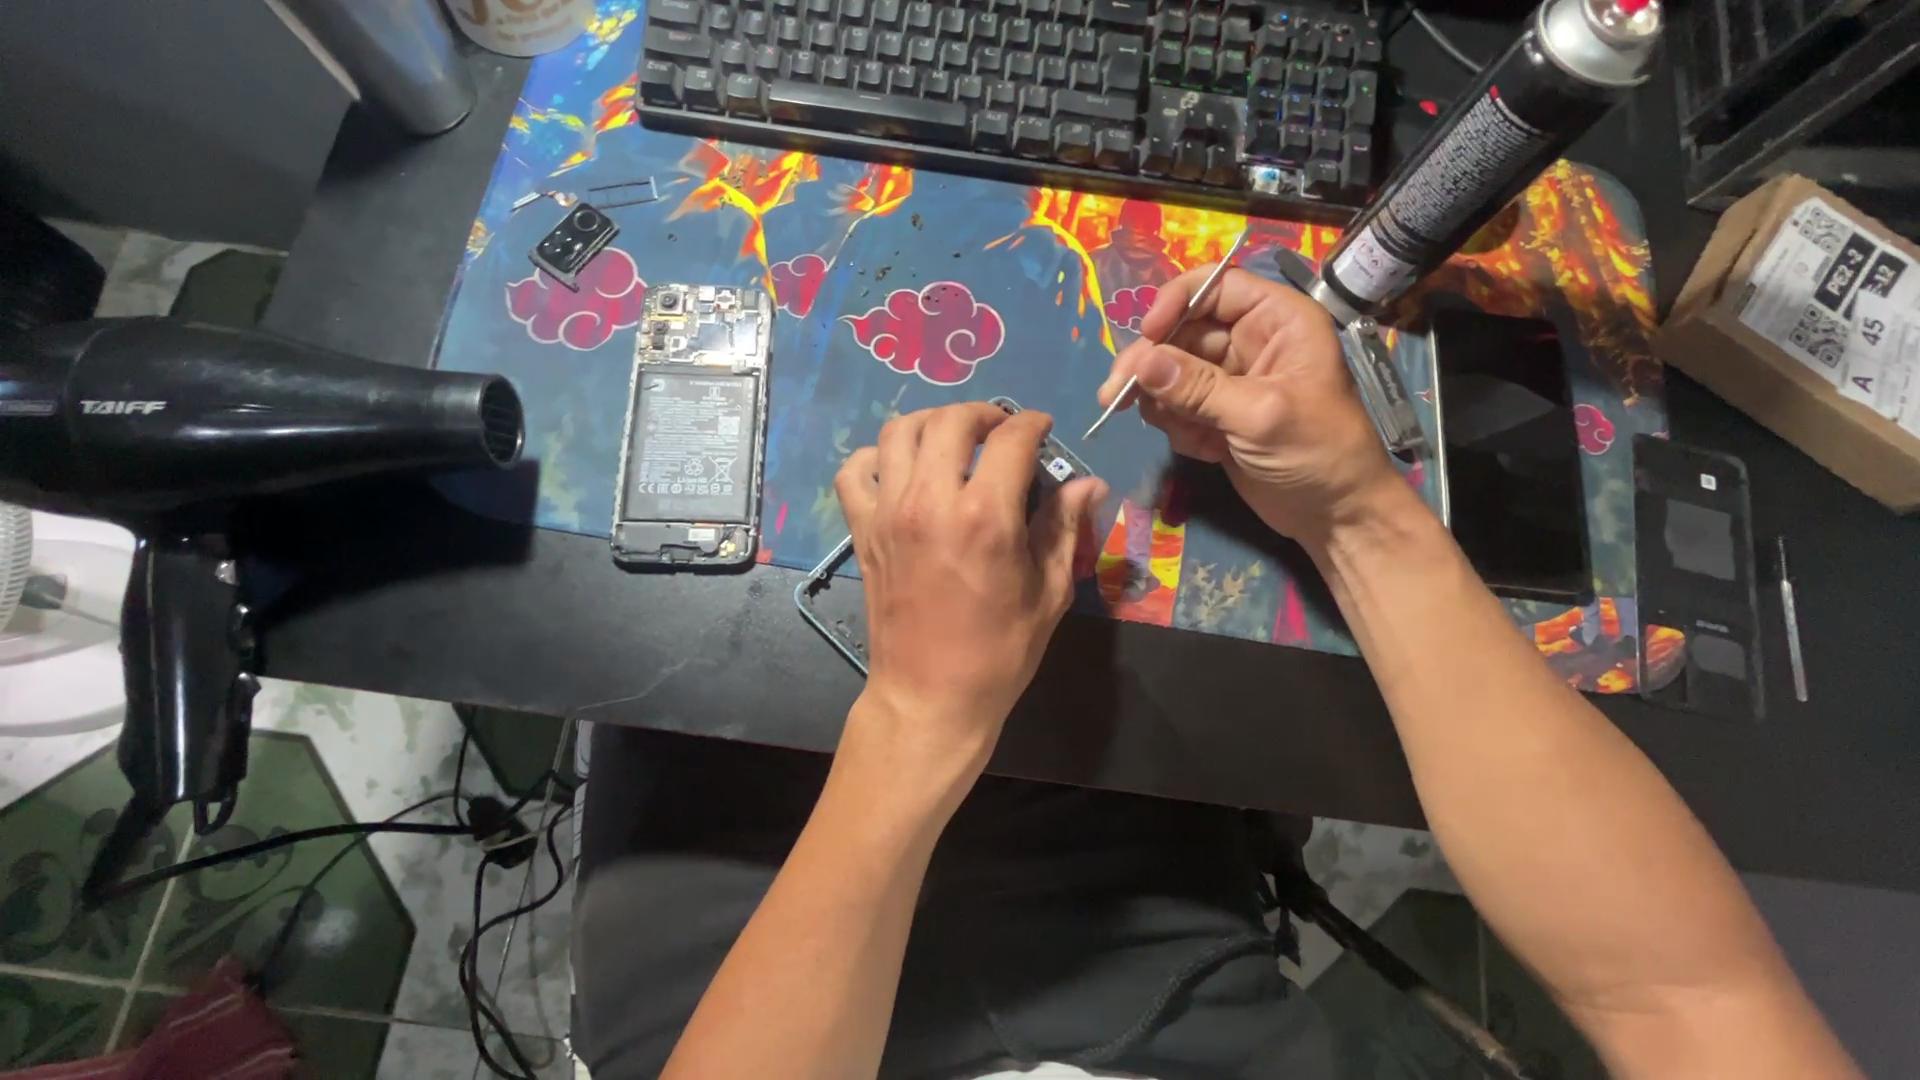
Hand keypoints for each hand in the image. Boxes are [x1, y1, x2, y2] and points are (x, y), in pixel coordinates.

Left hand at [834, 403, 1106, 787]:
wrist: (930, 696)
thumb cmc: (999, 652)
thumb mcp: (1049, 592)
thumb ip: (1064, 527)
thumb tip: (1089, 483)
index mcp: (986, 516)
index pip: (1010, 438)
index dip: (1032, 422)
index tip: (1041, 427)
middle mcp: (931, 501)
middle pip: (950, 421)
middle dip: (983, 414)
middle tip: (1001, 430)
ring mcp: (888, 513)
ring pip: (899, 431)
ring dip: (931, 423)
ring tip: (953, 439)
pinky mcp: (862, 531)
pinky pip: (854, 471)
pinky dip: (876, 456)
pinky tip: (901, 469)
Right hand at [1097, 265, 1408, 549]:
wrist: (1333, 515)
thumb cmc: (1317, 452)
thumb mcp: (1259, 415)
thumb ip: (1197, 388)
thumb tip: (1140, 363)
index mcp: (1276, 321)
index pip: (1215, 287)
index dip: (1176, 302)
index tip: (1146, 334)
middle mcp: (1250, 342)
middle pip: (1180, 332)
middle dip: (1150, 364)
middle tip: (1114, 395)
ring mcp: (1229, 380)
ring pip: (1169, 372)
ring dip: (1163, 403)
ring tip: (1184, 435)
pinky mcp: (1215, 415)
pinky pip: (1175, 407)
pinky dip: (1179, 428)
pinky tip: (1206, 451)